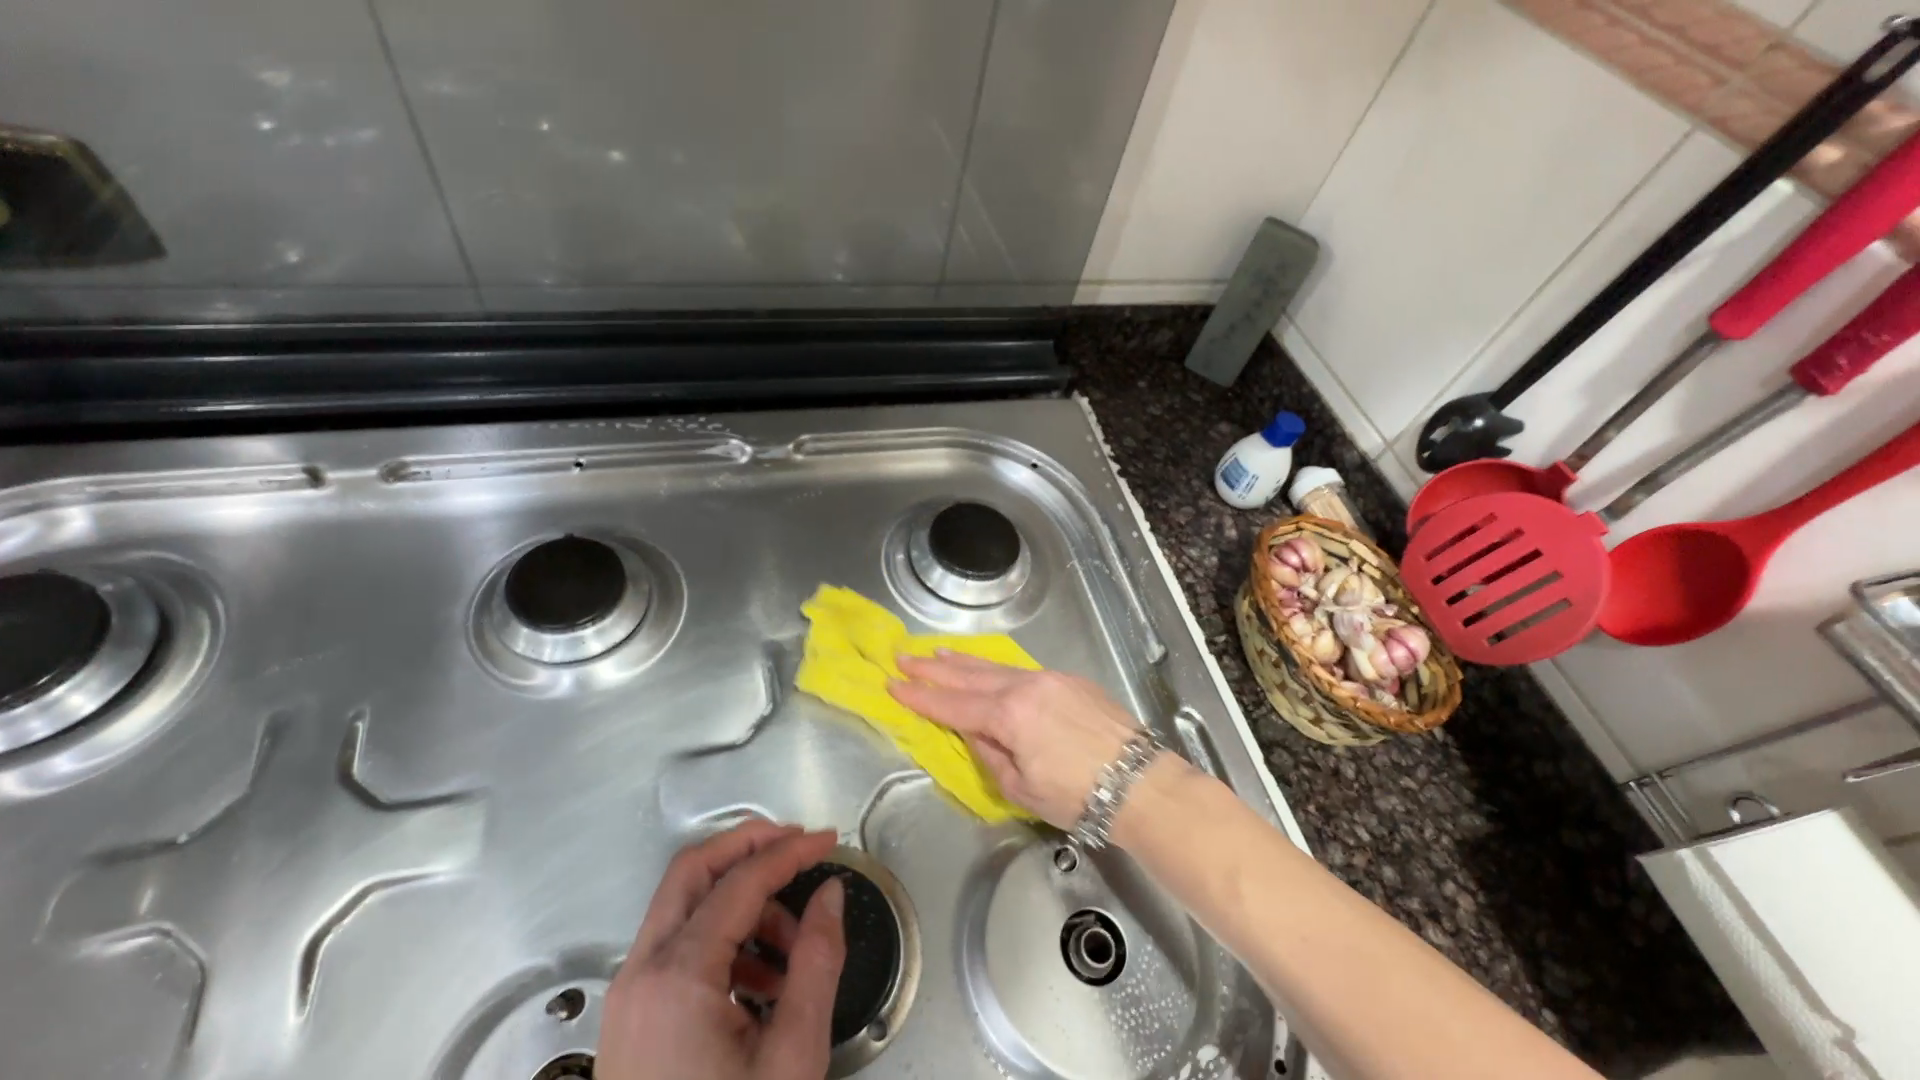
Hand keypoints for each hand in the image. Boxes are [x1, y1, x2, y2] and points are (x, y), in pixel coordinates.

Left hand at [599, 821, 845, 1079]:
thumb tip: (830, 895)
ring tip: (793, 943)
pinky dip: (721, 938)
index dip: (789, 851)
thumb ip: (818, 961)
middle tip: (799, 847)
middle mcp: (640, 971)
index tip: (827, 840)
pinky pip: (676, 947)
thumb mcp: (793, 1054)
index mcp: (678, 976)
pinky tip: (762, 978)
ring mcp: (628, 993)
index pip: (739, 880)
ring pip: (682, 906)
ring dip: (739, 901)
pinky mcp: (630, 1015)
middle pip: (692, 870)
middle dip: (749, 847)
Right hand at [889, 651, 1140, 828]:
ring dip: (965, 662)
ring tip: (937, 654)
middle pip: (970, 677)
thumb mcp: (1021, 788)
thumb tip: (977, 734)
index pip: (953, 706)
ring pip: (998, 668)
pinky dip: (997, 668)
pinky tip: (987, 668)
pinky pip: (1024, 670)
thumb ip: (991, 756)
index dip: (921, 698)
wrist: (1140, 784)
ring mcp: (1052, 679)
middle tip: (903, 658)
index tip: (893, 686)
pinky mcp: (1072, 681)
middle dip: (934, 669)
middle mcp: (1027, 687)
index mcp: (1009, 716)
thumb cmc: (1078, 797)